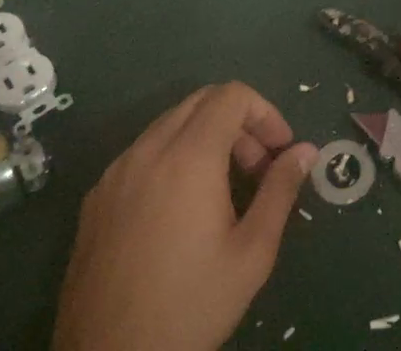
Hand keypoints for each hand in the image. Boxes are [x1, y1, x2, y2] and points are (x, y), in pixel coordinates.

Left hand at [54, 83, 317, 350]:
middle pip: (200, 101)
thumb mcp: (252, 252)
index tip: (280, 152)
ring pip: (168, 125)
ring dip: (205, 138)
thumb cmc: (191, 304)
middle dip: (238, 123)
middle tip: (258, 170)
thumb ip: (280, 191)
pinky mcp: (95, 198)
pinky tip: (180, 210)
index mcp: (188, 158)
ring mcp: (114, 173)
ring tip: (223, 191)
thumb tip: (305, 151)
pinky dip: (172, 158)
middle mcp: (146, 151)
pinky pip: (141, 154)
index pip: (231, 95)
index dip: (265, 113)